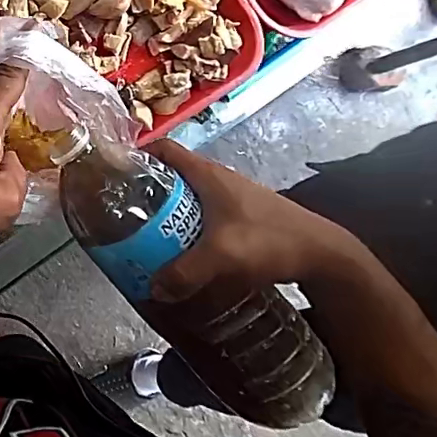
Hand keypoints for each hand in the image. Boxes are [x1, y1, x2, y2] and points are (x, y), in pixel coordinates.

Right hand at [145, 140, 367, 303]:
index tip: (115, 174)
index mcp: (208, 174)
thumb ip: (184, 273)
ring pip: (187, 199)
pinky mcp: (241, 215)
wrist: (321, 252)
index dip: (139, 155)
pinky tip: (183, 253)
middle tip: (124, 218)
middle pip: (172, 176)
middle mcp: (217, 179)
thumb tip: (153, 288)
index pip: (165, 149)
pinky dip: (188, 229)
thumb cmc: (269, 240)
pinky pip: (203, 216)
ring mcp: (231, 197)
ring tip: (146, 239)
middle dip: (146, 194)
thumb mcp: (222, 256)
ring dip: (167, 216)